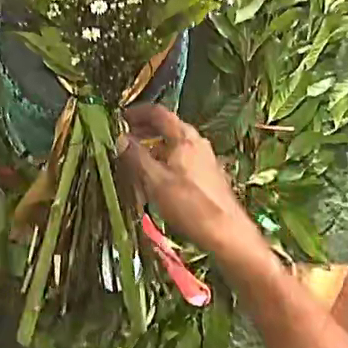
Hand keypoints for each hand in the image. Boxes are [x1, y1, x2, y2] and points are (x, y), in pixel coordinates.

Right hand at [118, 105, 254, 253]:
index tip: (120, 118)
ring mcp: (205, 159)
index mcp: (184, 138)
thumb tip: (120, 139)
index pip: (158, 113)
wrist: (227, 234)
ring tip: (136, 159)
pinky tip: (156, 178)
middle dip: (144, 130)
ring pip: (174, 144)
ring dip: (153, 147)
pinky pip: (181, 158)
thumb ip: (135, 157)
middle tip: (125, 138)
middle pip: (167, 127)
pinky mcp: (208, 176)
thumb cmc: (191, 206)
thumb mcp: (155, 181)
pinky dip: (164, 160)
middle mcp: (197, 143)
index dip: (137, 112)